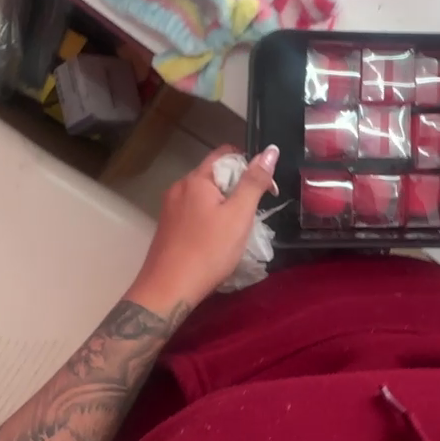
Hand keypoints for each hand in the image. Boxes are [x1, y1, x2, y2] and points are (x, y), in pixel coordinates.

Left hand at [125, 144, 277, 312]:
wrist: (169, 290)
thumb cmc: (209, 251)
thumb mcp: (239, 215)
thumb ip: (254, 181)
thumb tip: (270, 150)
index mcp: (196, 179)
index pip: (226, 154)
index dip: (250, 165)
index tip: (265, 188)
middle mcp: (179, 187)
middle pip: (215, 175)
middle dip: (237, 187)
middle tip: (253, 213)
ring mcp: (170, 208)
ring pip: (205, 196)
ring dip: (224, 205)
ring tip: (238, 229)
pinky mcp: (168, 227)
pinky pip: (194, 212)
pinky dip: (210, 218)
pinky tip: (217, 239)